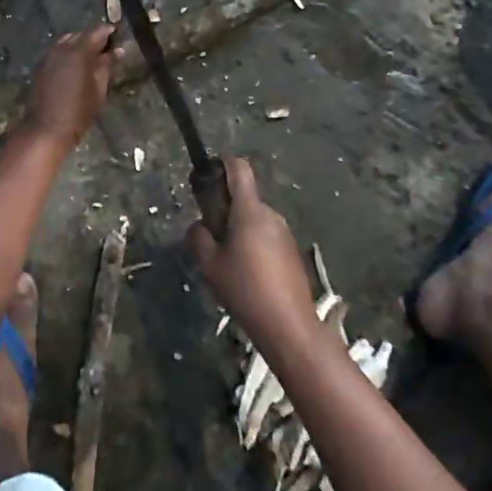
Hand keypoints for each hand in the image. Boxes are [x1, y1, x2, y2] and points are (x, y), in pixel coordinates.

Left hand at [21, 24, 116, 144]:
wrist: (47, 128)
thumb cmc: (78, 112)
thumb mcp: (98, 89)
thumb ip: (106, 66)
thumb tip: (117, 50)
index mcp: (78, 52)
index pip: (96, 32)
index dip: (108, 31)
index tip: (118, 33)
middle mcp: (61, 49)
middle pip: (80, 35)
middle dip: (94, 38)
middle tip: (108, 48)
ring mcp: (48, 57)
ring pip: (67, 42)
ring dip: (80, 45)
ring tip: (93, 57)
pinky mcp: (41, 66)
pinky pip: (58, 52)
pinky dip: (69, 53)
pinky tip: (77, 66)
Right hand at [186, 158, 319, 352]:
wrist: (290, 327)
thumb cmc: (245, 290)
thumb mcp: (209, 264)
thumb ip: (199, 236)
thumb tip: (199, 225)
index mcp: (250, 211)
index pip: (239, 169)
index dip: (222, 163)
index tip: (207, 175)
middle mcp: (271, 215)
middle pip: (244, 199)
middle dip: (225, 210)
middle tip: (211, 238)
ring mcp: (285, 234)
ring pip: (254, 220)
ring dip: (239, 230)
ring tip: (228, 262)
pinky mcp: (293, 252)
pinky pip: (267, 237)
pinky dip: (254, 245)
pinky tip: (248, 275)